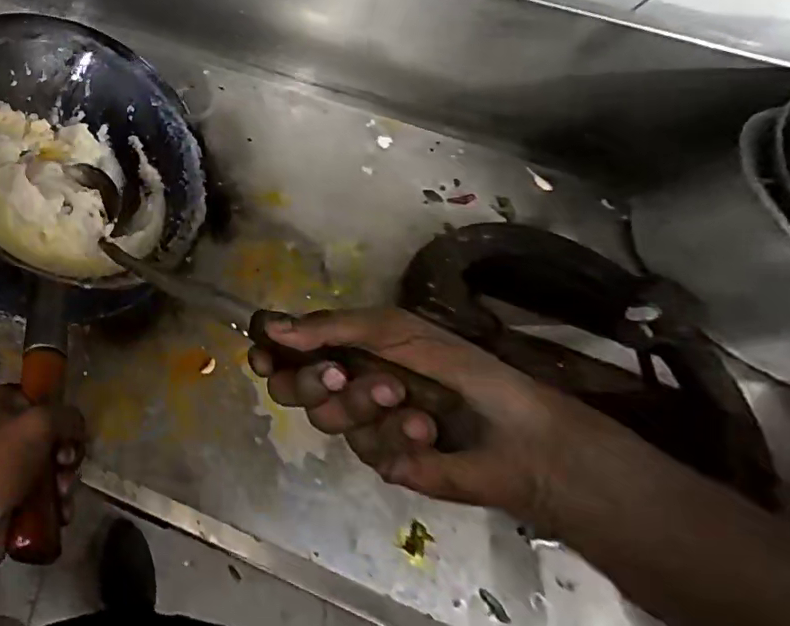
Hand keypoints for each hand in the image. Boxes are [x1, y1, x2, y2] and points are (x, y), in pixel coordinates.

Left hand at [0, 383, 86, 544]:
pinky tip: (59, 515)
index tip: (68, 437)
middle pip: (54, 436)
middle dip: (66, 457)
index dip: (61, 418)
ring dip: (64, 484)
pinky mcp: (15, 494)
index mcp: (4, 402)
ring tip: (59, 497)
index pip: (44, 399)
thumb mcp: (37, 425)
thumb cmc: (0, 462)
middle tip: (64, 468)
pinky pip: (47, 494)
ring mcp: (10, 463)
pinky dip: (57, 504)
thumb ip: (65, 416)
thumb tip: (78, 425)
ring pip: (54, 467)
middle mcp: (6, 427)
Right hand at [246, 307, 615, 525]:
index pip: (278, 347)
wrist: (526, 430)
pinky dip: (397, 434)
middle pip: (284, 387)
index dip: (262, 350)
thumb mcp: (391, 328)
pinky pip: (366, 449)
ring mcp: (358, 425)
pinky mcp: (385, 462)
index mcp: (333, 349)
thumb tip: (271, 330)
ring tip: (402, 397)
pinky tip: (426, 429)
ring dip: (360, 403)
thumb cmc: (458, 367)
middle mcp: (336, 386)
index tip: (263, 354)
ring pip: (322, 417)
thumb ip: (329, 328)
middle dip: (306, 380)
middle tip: (337, 372)